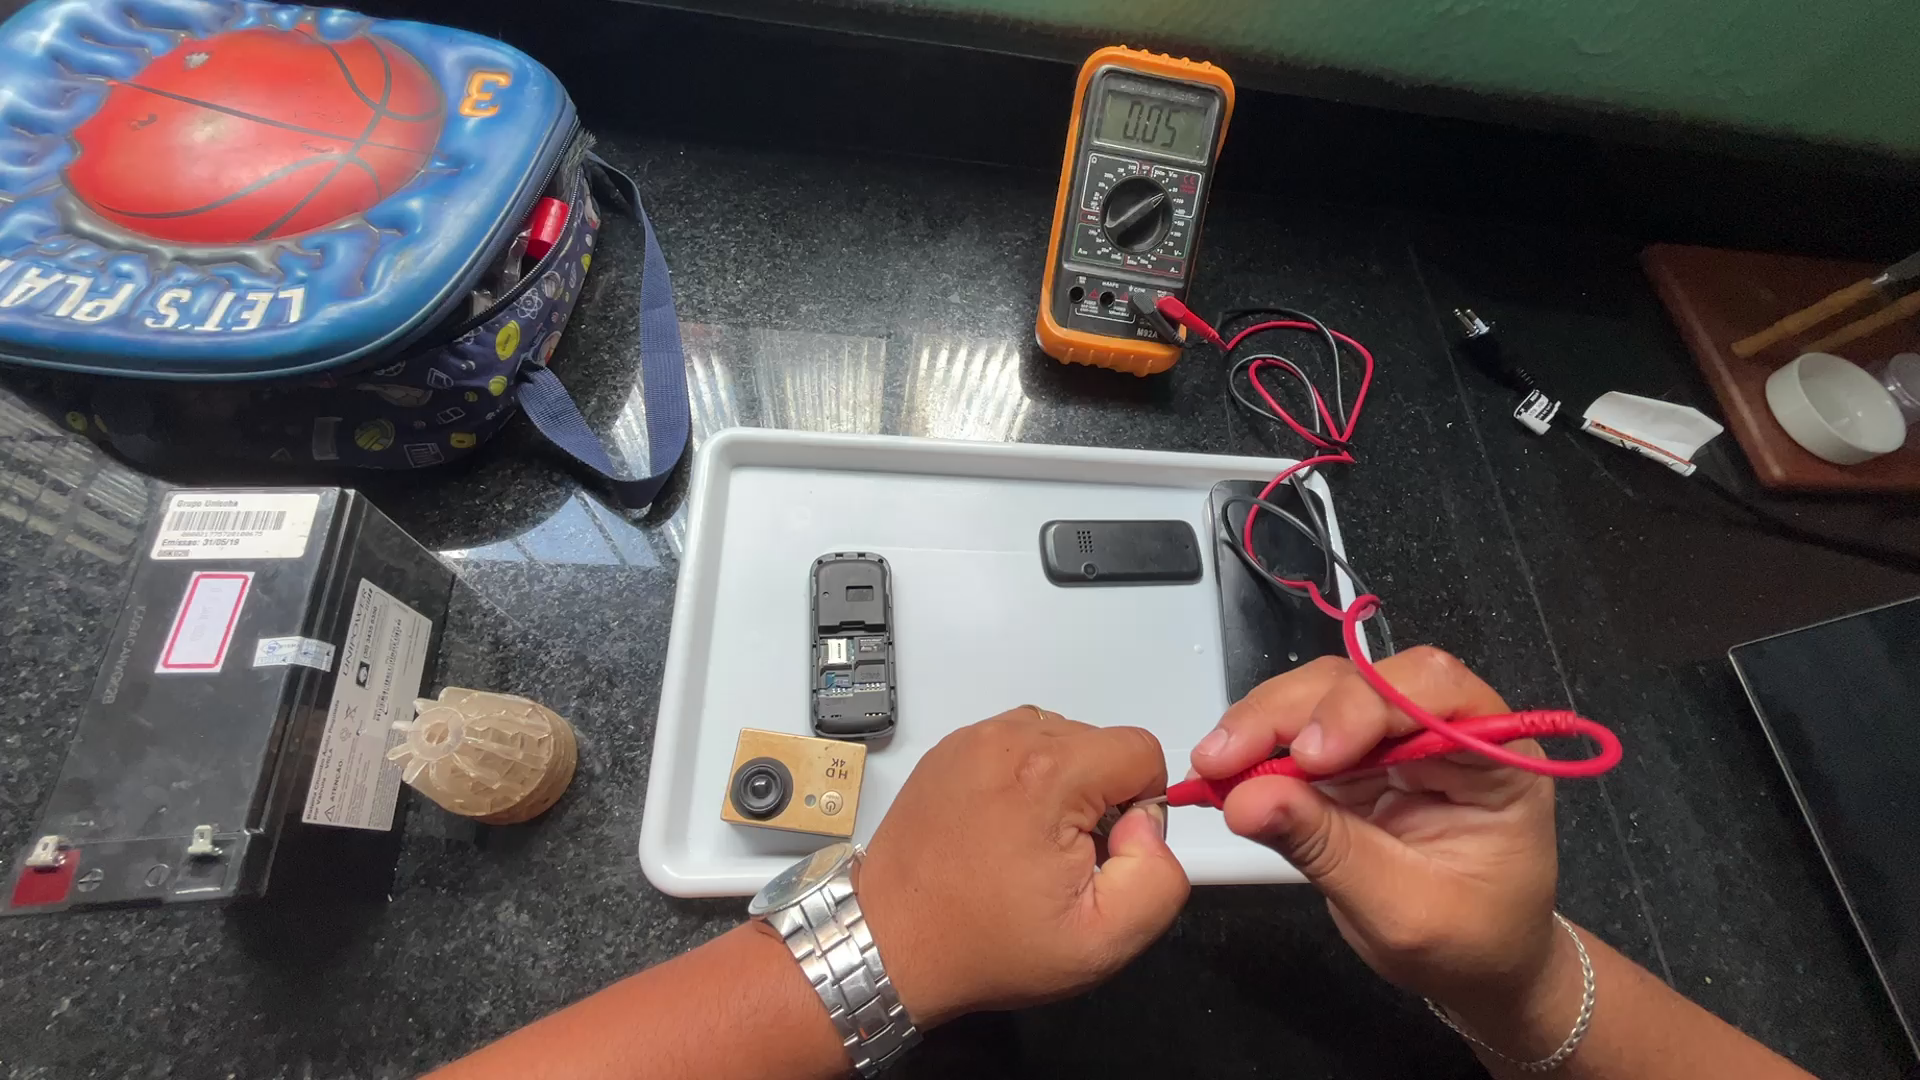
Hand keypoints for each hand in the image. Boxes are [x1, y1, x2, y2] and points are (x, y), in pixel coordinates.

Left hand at [857, 707, 1188, 1026]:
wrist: (891, 940)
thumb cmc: (991, 943)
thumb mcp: (1101, 940)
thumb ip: (1157, 876)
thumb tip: (1144, 821)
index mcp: (1048, 774)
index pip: (1140, 749)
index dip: (1141, 802)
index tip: (1106, 847)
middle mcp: (1008, 738)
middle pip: (1098, 741)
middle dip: (1101, 792)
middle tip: (1064, 852)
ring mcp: (974, 737)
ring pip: (1059, 734)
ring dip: (1064, 778)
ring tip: (1030, 837)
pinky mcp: (951, 745)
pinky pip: (1016, 739)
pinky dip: (1025, 772)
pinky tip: (1002, 820)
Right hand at [1190, 649, 1560, 1015]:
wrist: (1473, 965)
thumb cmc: (1469, 943)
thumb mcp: (1402, 912)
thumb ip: (1326, 848)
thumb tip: (1243, 800)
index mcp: (1492, 759)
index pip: (1430, 689)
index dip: (1362, 705)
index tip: (1307, 757)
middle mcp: (1438, 728)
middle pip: (1353, 682)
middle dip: (1282, 715)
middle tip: (1222, 760)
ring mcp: (1385, 733)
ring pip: (1311, 693)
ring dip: (1256, 724)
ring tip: (1212, 769)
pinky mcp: (1342, 748)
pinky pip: (1288, 724)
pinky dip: (1249, 745)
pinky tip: (1219, 772)